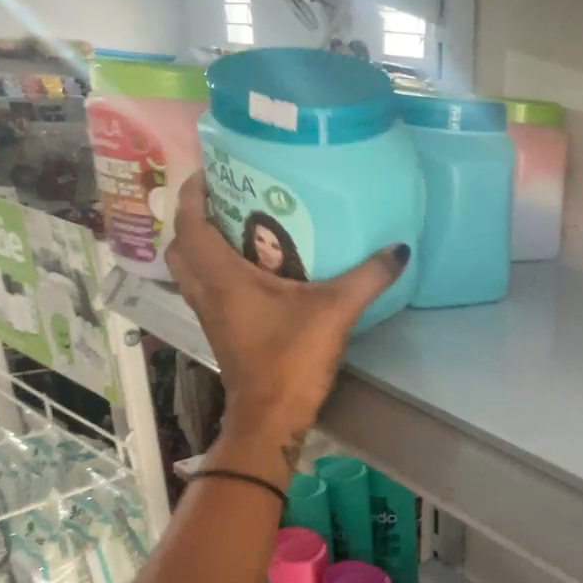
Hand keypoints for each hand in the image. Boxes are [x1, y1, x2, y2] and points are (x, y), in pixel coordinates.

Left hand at [165, 173, 406, 477]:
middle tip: (230, 198)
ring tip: (242, 227)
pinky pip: (209, 286)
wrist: (272, 413)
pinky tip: (256, 269)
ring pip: (192, 267)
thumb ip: (367, 277)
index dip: (195, 191)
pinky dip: (220, 269)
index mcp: (220, 275)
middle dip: (197, 216)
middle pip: (182, 243)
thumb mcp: (335, 310)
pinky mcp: (222, 329)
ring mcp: (210, 312)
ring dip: (205, 244)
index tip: (215, 168)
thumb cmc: (292, 356)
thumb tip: (399, 248)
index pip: (190, 221)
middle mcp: (205, 289)